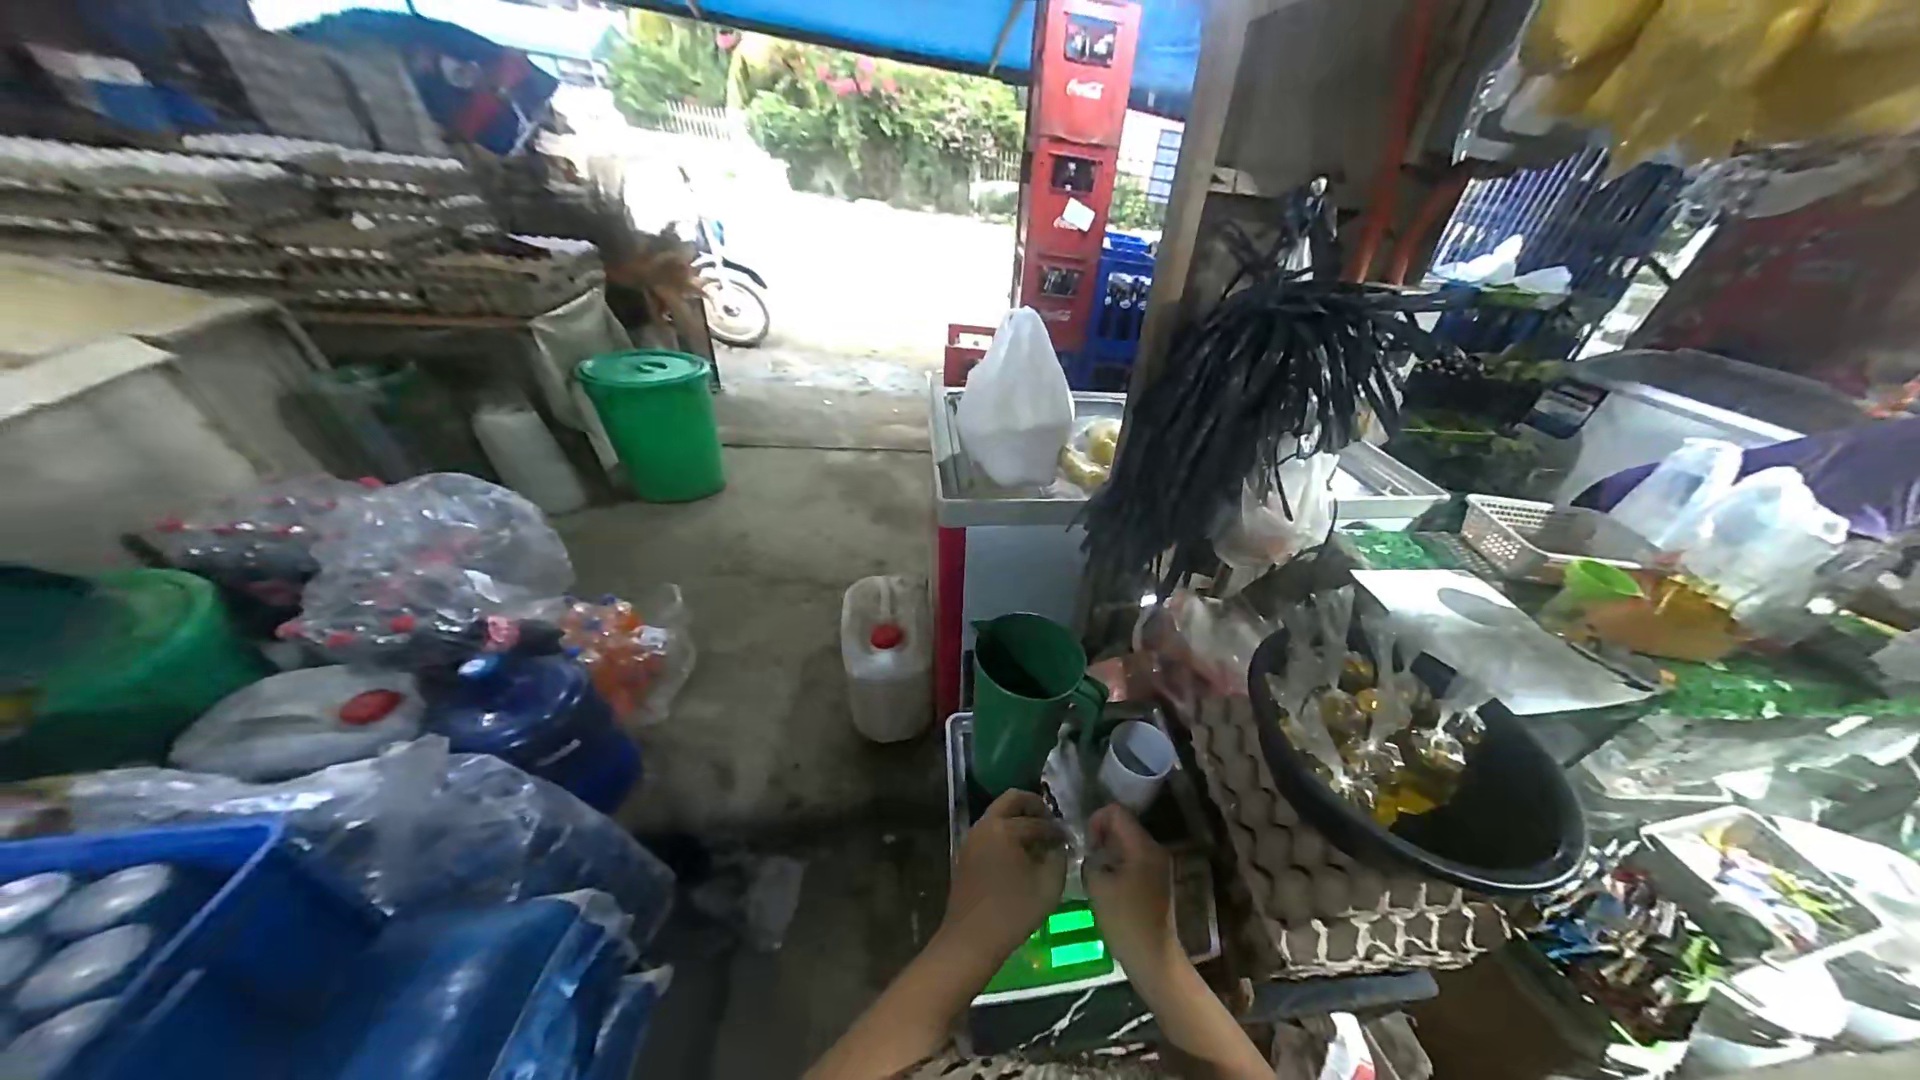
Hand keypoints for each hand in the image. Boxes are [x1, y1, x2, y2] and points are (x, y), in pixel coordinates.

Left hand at [940, 790, 1066, 962]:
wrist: (971, 939)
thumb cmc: (1013, 912)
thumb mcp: (1048, 886)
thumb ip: (1058, 858)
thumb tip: (1059, 845)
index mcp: (1004, 828)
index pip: (1038, 822)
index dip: (1057, 831)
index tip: (1070, 841)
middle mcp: (985, 824)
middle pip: (1012, 799)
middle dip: (1034, 806)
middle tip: (1051, 823)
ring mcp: (972, 837)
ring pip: (999, 813)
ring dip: (1019, 818)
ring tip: (1038, 840)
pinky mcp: (967, 851)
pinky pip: (990, 829)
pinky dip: (1006, 831)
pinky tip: (1020, 854)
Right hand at [1084, 803, 1177, 977]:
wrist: (1155, 959)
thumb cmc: (1125, 921)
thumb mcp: (1098, 885)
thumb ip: (1091, 858)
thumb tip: (1092, 851)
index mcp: (1143, 846)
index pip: (1116, 811)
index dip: (1096, 821)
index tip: (1088, 845)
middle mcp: (1155, 849)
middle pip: (1124, 825)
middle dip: (1102, 836)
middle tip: (1088, 858)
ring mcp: (1160, 865)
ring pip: (1129, 842)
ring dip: (1110, 851)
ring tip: (1096, 873)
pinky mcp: (1158, 881)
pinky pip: (1135, 858)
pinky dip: (1119, 864)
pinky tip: (1109, 885)